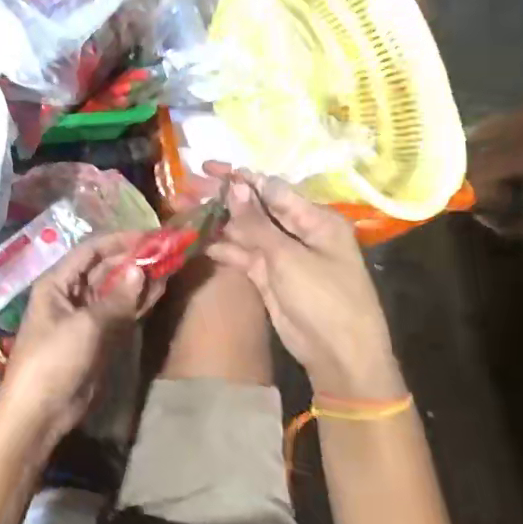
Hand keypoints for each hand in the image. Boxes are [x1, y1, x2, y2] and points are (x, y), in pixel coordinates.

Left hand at [0, 233, 164, 443]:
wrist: (39, 412)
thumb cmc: (54, 360)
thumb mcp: (86, 326)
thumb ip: (116, 298)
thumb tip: (140, 269)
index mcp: (57, 282)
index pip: (91, 250)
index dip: (119, 240)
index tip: (150, 236)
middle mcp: (71, 293)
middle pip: (105, 268)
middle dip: (134, 259)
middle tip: (167, 251)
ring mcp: (86, 316)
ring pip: (116, 290)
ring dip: (140, 280)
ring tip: (170, 267)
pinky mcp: (98, 337)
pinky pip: (121, 313)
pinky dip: (138, 303)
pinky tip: (160, 292)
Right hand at [204, 167, 403, 398]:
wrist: (339, 356)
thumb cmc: (324, 299)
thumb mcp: (289, 257)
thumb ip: (257, 223)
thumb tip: (235, 185)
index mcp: (315, 219)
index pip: (272, 189)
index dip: (239, 177)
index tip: (207, 167)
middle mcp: (299, 232)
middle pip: (256, 208)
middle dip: (223, 198)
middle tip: (187, 188)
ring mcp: (282, 255)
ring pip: (245, 232)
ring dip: (217, 222)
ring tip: (183, 209)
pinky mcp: (268, 277)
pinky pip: (243, 255)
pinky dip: (222, 248)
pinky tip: (197, 239)